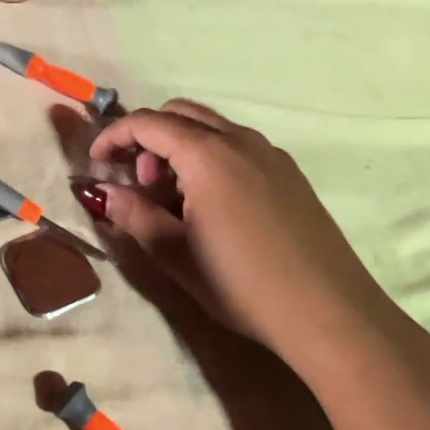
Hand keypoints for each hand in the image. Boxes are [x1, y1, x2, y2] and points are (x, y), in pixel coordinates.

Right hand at [84, 99, 405, 367]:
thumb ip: (133, 214)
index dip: (114, 137)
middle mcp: (240, 140)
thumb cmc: (243, 285)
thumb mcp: (175, 254)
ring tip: (174, 200)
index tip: (97, 163)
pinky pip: (237, 146)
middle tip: (139, 184)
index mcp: (207, 154)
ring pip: (211, 128)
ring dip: (180, 148)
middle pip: (180, 114)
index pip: (147, 123)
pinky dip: (210, 157)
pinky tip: (212, 205)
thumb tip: (101, 192)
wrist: (332, 315)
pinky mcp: (290, 174)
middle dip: (148, 138)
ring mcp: (271, 154)